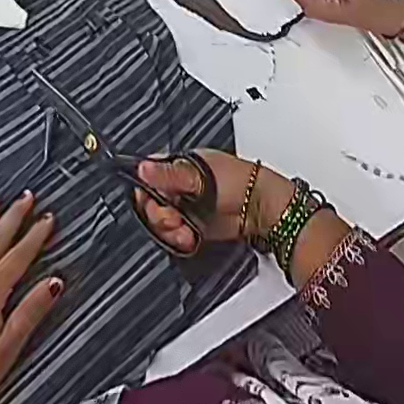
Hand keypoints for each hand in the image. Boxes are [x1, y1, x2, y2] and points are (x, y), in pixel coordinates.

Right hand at [131, 153, 356, 288]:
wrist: (260, 208)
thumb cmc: (240, 181)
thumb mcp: (199, 175)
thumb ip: (169, 174)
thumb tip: (142, 167)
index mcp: (180, 164)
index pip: (147, 175)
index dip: (144, 189)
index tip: (149, 198)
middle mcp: (180, 185)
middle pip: (151, 202)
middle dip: (158, 214)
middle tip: (172, 216)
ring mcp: (186, 206)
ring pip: (161, 222)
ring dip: (169, 229)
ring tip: (184, 228)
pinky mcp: (192, 225)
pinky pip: (174, 235)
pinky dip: (179, 238)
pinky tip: (189, 237)